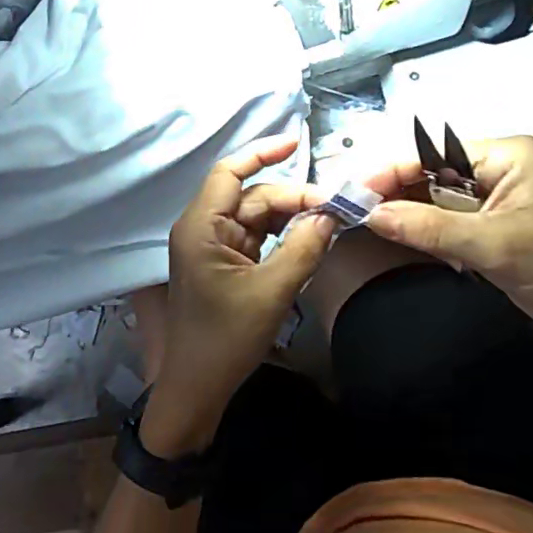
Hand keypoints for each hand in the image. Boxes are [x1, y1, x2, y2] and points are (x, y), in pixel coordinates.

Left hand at [145, 135, 336, 454]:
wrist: (196, 390)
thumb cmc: (225, 340)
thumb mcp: (272, 292)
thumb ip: (304, 248)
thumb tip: (331, 214)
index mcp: (202, 227)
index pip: (229, 172)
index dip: (262, 152)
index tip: (298, 141)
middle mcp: (204, 229)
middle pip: (253, 196)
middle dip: (293, 198)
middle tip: (335, 212)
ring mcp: (214, 248)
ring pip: (258, 216)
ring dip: (291, 218)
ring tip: (329, 225)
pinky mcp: (225, 265)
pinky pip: (258, 238)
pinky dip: (283, 237)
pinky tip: (310, 240)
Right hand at [358, 136, 532, 333]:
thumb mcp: (495, 246)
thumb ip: (430, 228)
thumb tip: (371, 215)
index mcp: (506, 155)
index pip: (435, 152)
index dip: (392, 169)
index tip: (354, 190)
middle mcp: (496, 166)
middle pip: (430, 170)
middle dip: (394, 190)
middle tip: (352, 207)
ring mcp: (492, 194)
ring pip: (434, 195)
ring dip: (405, 210)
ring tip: (363, 219)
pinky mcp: (489, 221)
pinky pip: (445, 217)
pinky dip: (422, 227)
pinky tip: (396, 232)